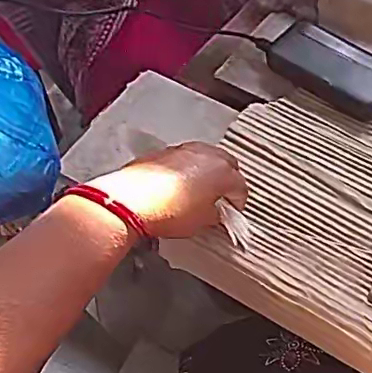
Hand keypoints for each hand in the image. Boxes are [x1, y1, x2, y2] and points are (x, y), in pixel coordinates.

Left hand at [88, 142, 246, 239]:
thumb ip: (215, 214)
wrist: (130, 202)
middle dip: (226, 181)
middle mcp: (206, 155)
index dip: (237, 203)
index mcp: (223, 172)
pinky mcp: (163, 152)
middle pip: (226, 165)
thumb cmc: (166, 210)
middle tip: (220, 199)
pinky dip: (185, 169)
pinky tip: (178, 186)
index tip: (232, 211)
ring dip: (206, 172)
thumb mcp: (201, 222)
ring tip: (198, 192)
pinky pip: (183, 159)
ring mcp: (183, 151)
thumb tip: (214, 213)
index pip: (240, 187)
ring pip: (205, 158)